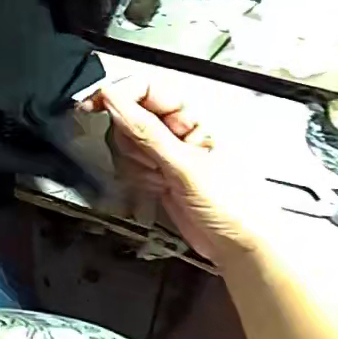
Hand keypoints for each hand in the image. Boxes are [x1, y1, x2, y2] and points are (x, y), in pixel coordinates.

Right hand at [87, 78, 274, 264]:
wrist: (244, 250)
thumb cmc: (237, 207)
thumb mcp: (186, 166)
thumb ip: (145, 131)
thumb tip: (112, 99)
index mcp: (194, 113)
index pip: (143, 88)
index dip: (116, 94)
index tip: (93, 106)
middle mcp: (179, 127)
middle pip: (126, 114)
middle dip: (129, 140)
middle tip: (152, 160)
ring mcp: (167, 150)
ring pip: (124, 141)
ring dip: (135, 163)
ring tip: (162, 179)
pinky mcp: (158, 171)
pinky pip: (129, 165)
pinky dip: (137, 178)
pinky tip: (159, 188)